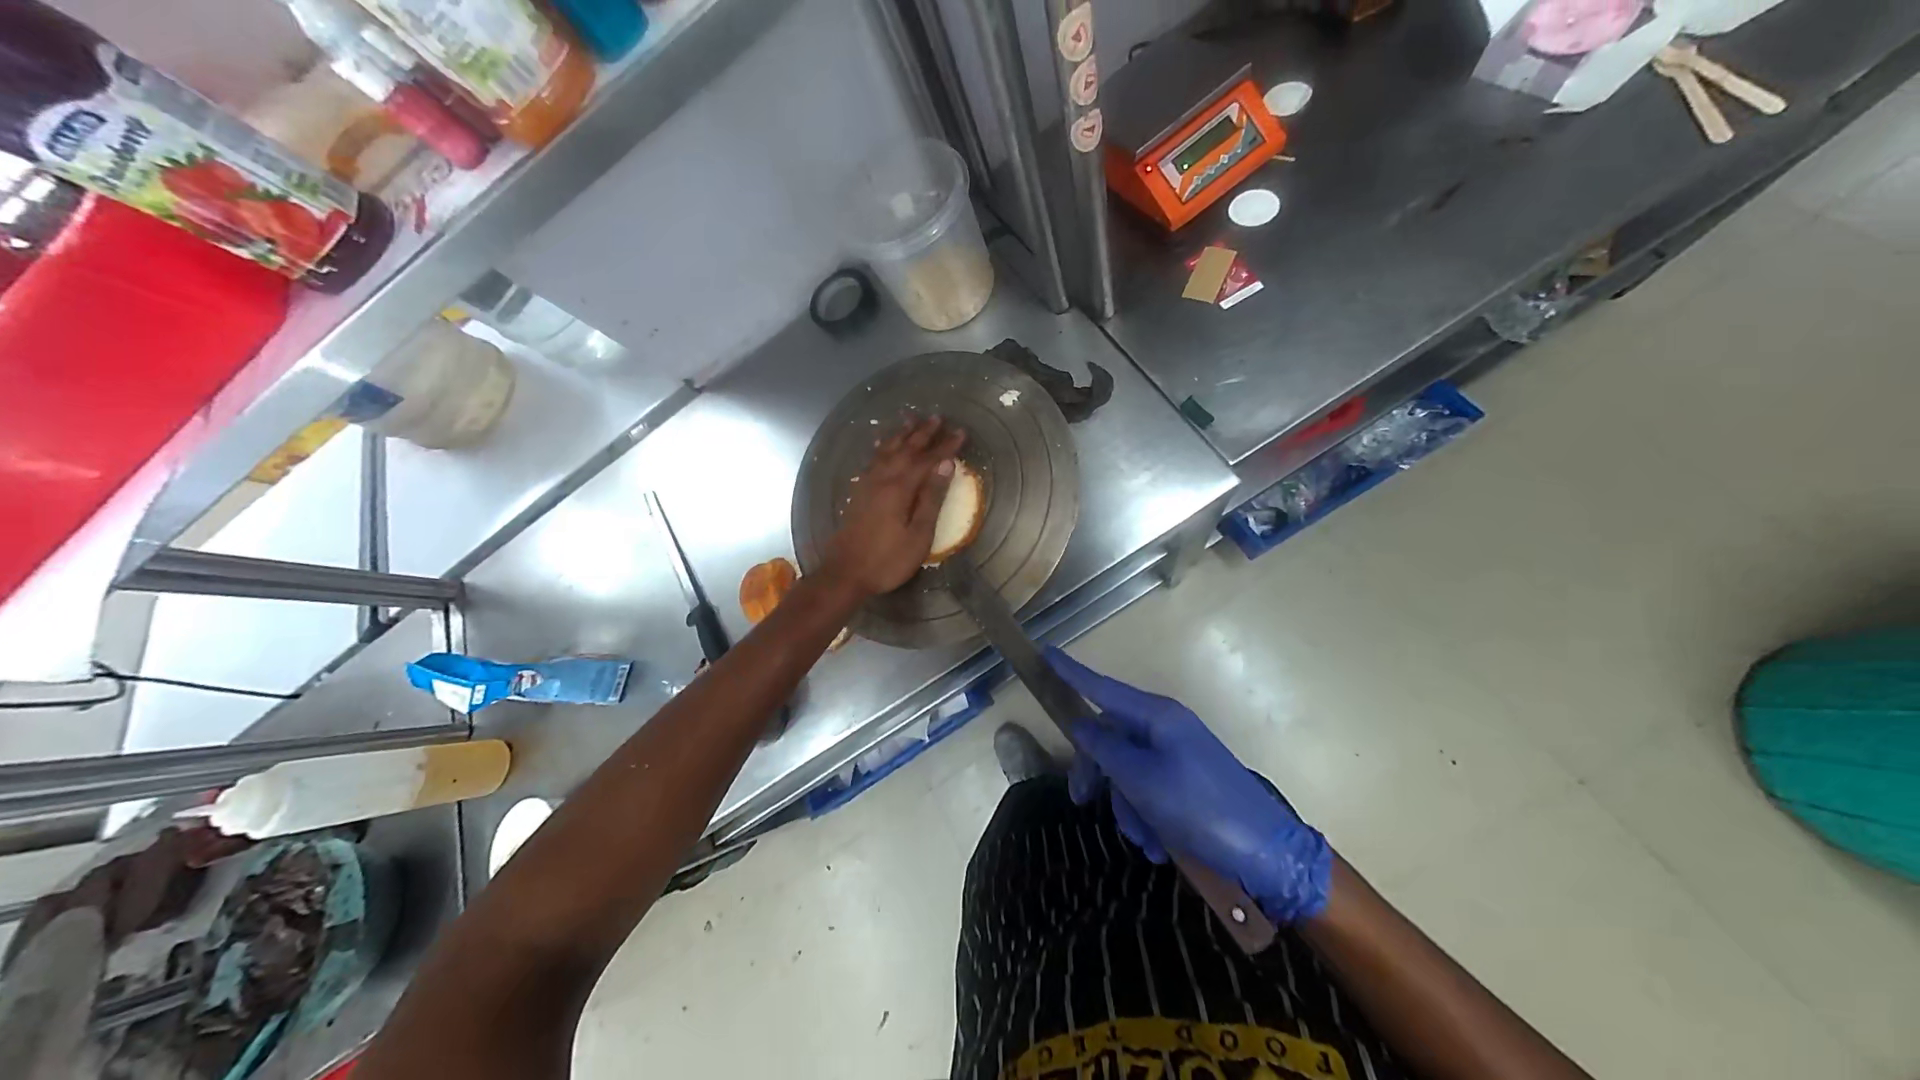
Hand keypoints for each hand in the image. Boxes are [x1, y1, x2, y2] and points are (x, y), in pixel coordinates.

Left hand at [819, 415, 966, 597]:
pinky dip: (883, 447)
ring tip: (912, 419)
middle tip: (938, 417)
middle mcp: (882, 479)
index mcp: (900, 488)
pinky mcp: (859, 493)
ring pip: (887, 450)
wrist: (845, 573)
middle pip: (905, 449)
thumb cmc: (887, 560)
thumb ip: (931, 498)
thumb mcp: (918, 535)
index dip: (945, 446)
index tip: (961, 433)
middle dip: (923, 433)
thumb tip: (945, 466)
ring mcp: (867, 484)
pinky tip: (884, 444)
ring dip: (902, 434)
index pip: (927, 460)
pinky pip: (874, 459)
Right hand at [1050, 647, 1332, 923]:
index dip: (1072, 673)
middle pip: (1111, 738)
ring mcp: (1178, 756)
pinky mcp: (1188, 784)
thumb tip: (1080, 725)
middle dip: (1098, 774)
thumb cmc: (1199, 807)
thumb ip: (1104, 749)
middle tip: (1081, 801)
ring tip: (1146, 840)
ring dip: (1128, 808)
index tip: (1045, 653)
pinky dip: (1149, 819)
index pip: (1103, 688)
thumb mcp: (1141, 779)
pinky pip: (1150, 792)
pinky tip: (1161, 846)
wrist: (1267, 854)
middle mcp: (1166, 729)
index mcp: (1157, 717)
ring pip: (1128, 772)